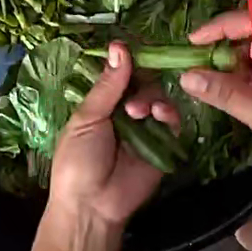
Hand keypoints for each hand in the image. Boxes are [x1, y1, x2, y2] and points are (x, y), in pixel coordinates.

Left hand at [49, 42, 176, 229]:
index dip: (129, 60)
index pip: (121, 73)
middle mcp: (126, 111)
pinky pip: (173, 122)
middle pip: (144, 82)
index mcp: (103, 103)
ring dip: (152, 98)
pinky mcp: (164, 144)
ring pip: (159, 98)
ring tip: (138, 112)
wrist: (92, 205)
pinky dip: (169, 114)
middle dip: (141, 82)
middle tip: (130, 97)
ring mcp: (146, 128)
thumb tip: (119, 47)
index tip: (137, 45)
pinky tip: (160, 115)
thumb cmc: (78, 161)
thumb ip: (107, 85)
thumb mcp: (86, 119)